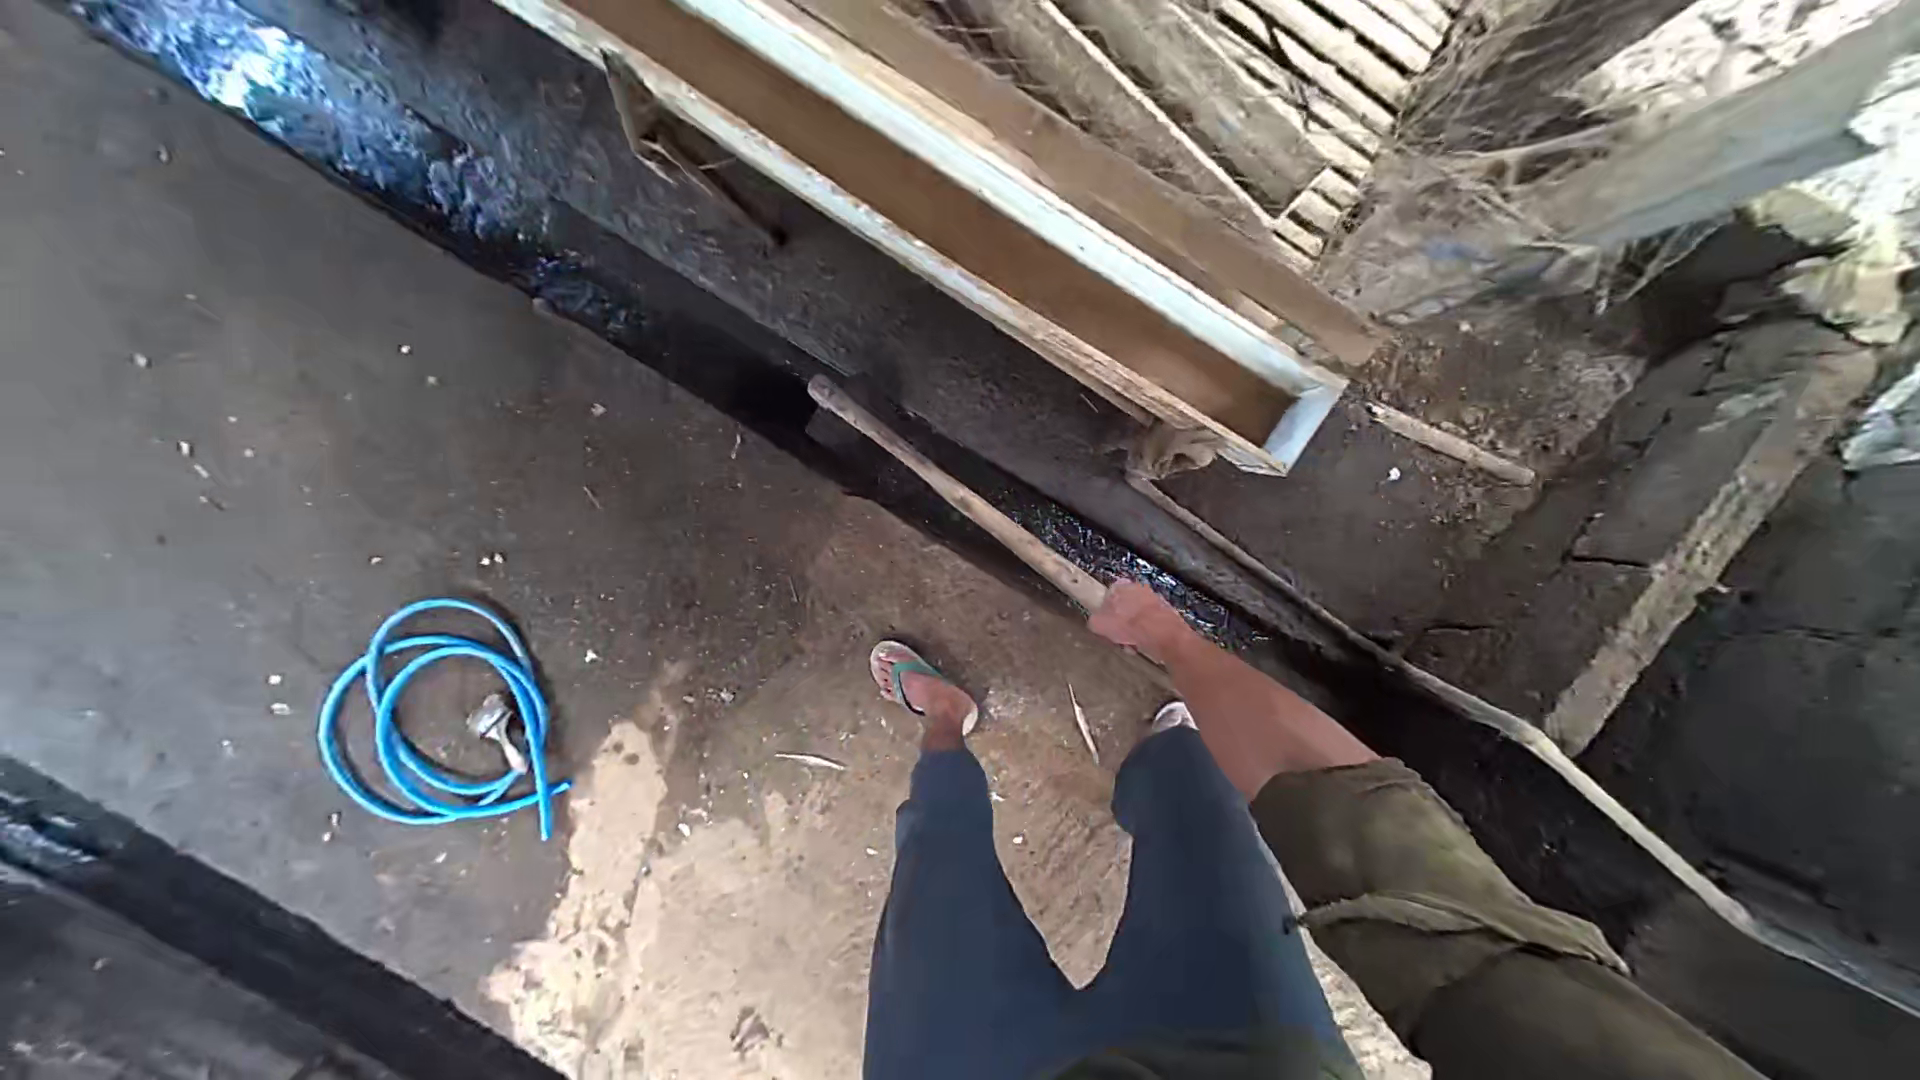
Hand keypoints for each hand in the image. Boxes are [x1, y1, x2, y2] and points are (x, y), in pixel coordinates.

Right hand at [1088, 580, 1193, 663]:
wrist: (1162, 633)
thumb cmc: (1128, 626)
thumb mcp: (1099, 625)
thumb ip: (1094, 620)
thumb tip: (1096, 622)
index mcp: (1120, 586)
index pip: (1109, 595)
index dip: (1106, 611)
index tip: (1107, 625)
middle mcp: (1138, 587)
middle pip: (1125, 606)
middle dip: (1122, 622)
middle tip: (1119, 637)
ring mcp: (1155, 598)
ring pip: (1139, 616)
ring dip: (1135, 630)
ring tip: (1133, 645)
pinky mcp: (1167, 611)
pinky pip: (1152, 623)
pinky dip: (1149, 632)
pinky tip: (1146, 644)